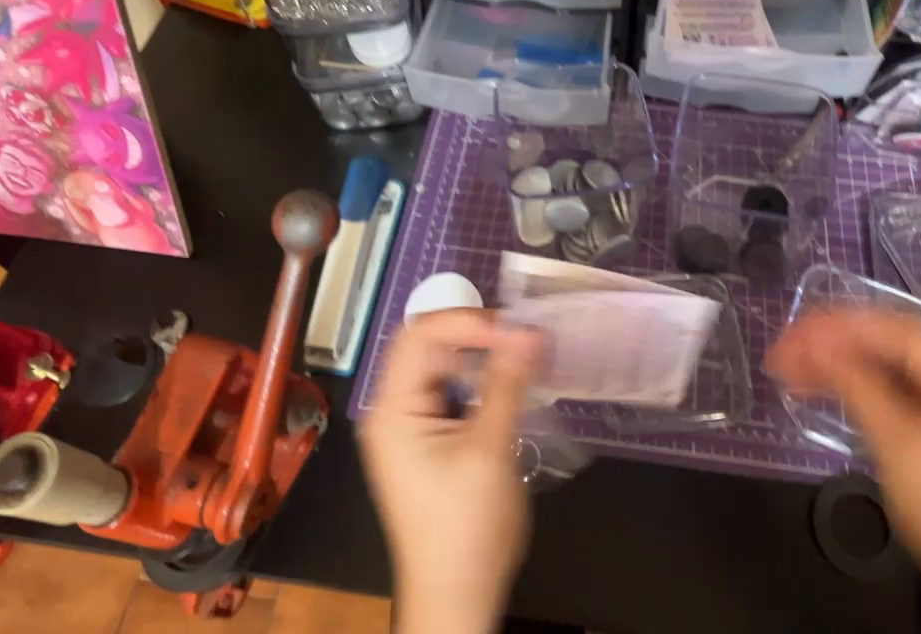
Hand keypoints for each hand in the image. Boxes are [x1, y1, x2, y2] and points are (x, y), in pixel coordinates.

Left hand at [362, 310, 543, 633]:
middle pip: (428, 347)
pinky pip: (449, 393)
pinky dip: (479, 381)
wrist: (456, 599)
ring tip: (525, 355)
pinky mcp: (426, 443)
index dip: (466, 322)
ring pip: (441, 368)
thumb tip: (528, 330)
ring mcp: (407, 428)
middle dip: (477, 335)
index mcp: (392, 411)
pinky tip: (510, 383)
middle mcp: (392, 412)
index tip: (515, 329)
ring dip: (481, 356)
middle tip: (526, 339)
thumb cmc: (467, 530)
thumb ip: (506, 383)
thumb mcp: (490, 449)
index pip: (420, 336)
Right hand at [770, 311, 920, 631]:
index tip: (796, 333)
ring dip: (838, 358)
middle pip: (891, 339)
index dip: (842, 328)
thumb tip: (813, 346)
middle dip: (834, 341)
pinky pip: (893, 376)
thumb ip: (857, 387)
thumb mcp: (899, 448)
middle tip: (786, 346)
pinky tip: (816, 380)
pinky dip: (855, 378)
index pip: (899, 334)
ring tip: (790, 363)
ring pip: (886, 355)